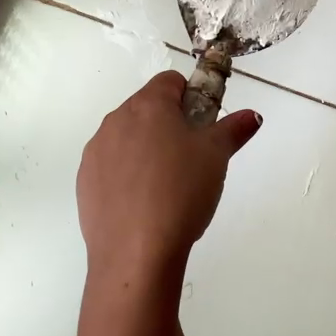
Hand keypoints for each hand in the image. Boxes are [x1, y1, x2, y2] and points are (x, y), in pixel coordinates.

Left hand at [77, 71, 262, 275]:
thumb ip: (234, 129)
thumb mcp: (217, 157)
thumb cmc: (181, 193)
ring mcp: (96, 151)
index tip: (202, 127)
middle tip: (189, 159)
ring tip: (165, 186)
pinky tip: (142, 204)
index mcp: (149, 105)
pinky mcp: (84, 182)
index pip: (171, 81)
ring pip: (127, 136)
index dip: (190, 98)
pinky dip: (125, 175)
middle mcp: (117, 119)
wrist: (136, 254)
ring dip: (145, 148)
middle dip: (168, 124)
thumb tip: (251, 116)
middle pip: (147, 107)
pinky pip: (110, 166)